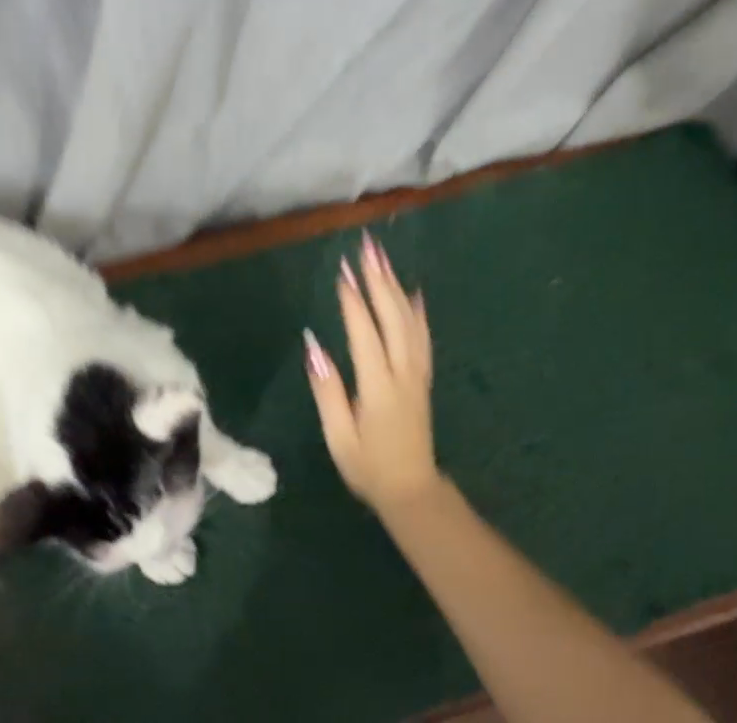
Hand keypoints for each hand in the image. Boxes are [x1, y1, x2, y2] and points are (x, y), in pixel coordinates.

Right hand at [305, 231, 446, 514]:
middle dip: (378, 280)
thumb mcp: (339, 436)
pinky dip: (418, 311)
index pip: (365, 334)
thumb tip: (313, 346)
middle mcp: (402, 373)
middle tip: (367, 248)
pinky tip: (412, 292)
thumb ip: (328, 390)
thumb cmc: (368, 466)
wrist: (412, 489)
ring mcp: (417, 373)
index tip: (343, 271)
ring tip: (382, 259)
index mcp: (378, 387)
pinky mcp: (423, 378)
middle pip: (392, 317)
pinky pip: (423, 337)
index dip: (353, 301)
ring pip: (409, 321)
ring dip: (395, 287)